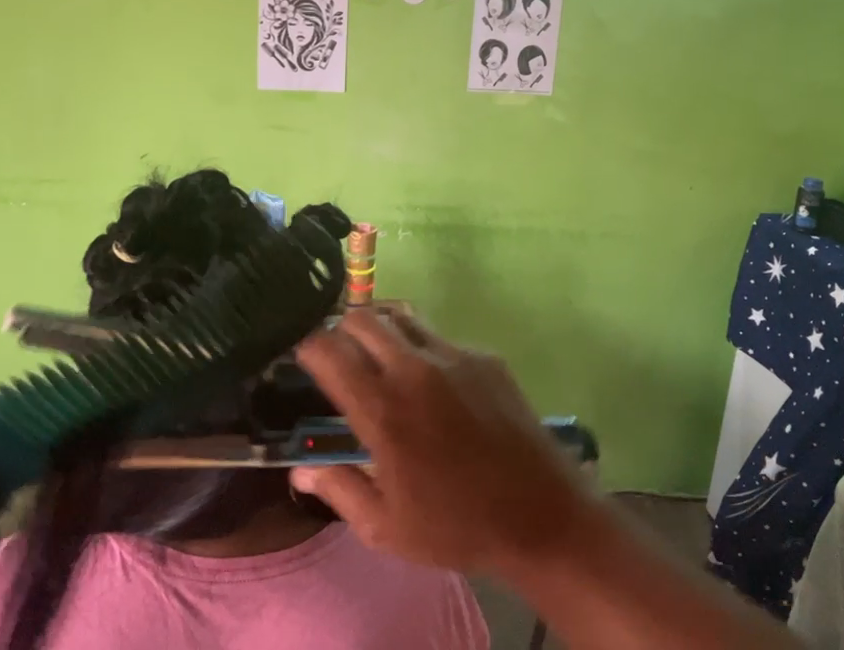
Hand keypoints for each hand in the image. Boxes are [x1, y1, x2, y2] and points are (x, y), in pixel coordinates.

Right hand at [291, 310, 592, 573]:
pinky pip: (440, 337)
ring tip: (381, 358)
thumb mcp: (385, 527)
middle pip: (361, 317)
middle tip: (341, 356)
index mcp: (381, 411)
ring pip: (400, 316)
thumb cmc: (457, 527)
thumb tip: (300, 470)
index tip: (301, 358)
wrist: (543, 516)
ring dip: (381, 330)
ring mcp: (453, 357)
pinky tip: (434, 386)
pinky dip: (423, 349)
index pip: (327, 349)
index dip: (306, 346)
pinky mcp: (485, 357)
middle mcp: (413, 370)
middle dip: (341, 329)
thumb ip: (338, 490)